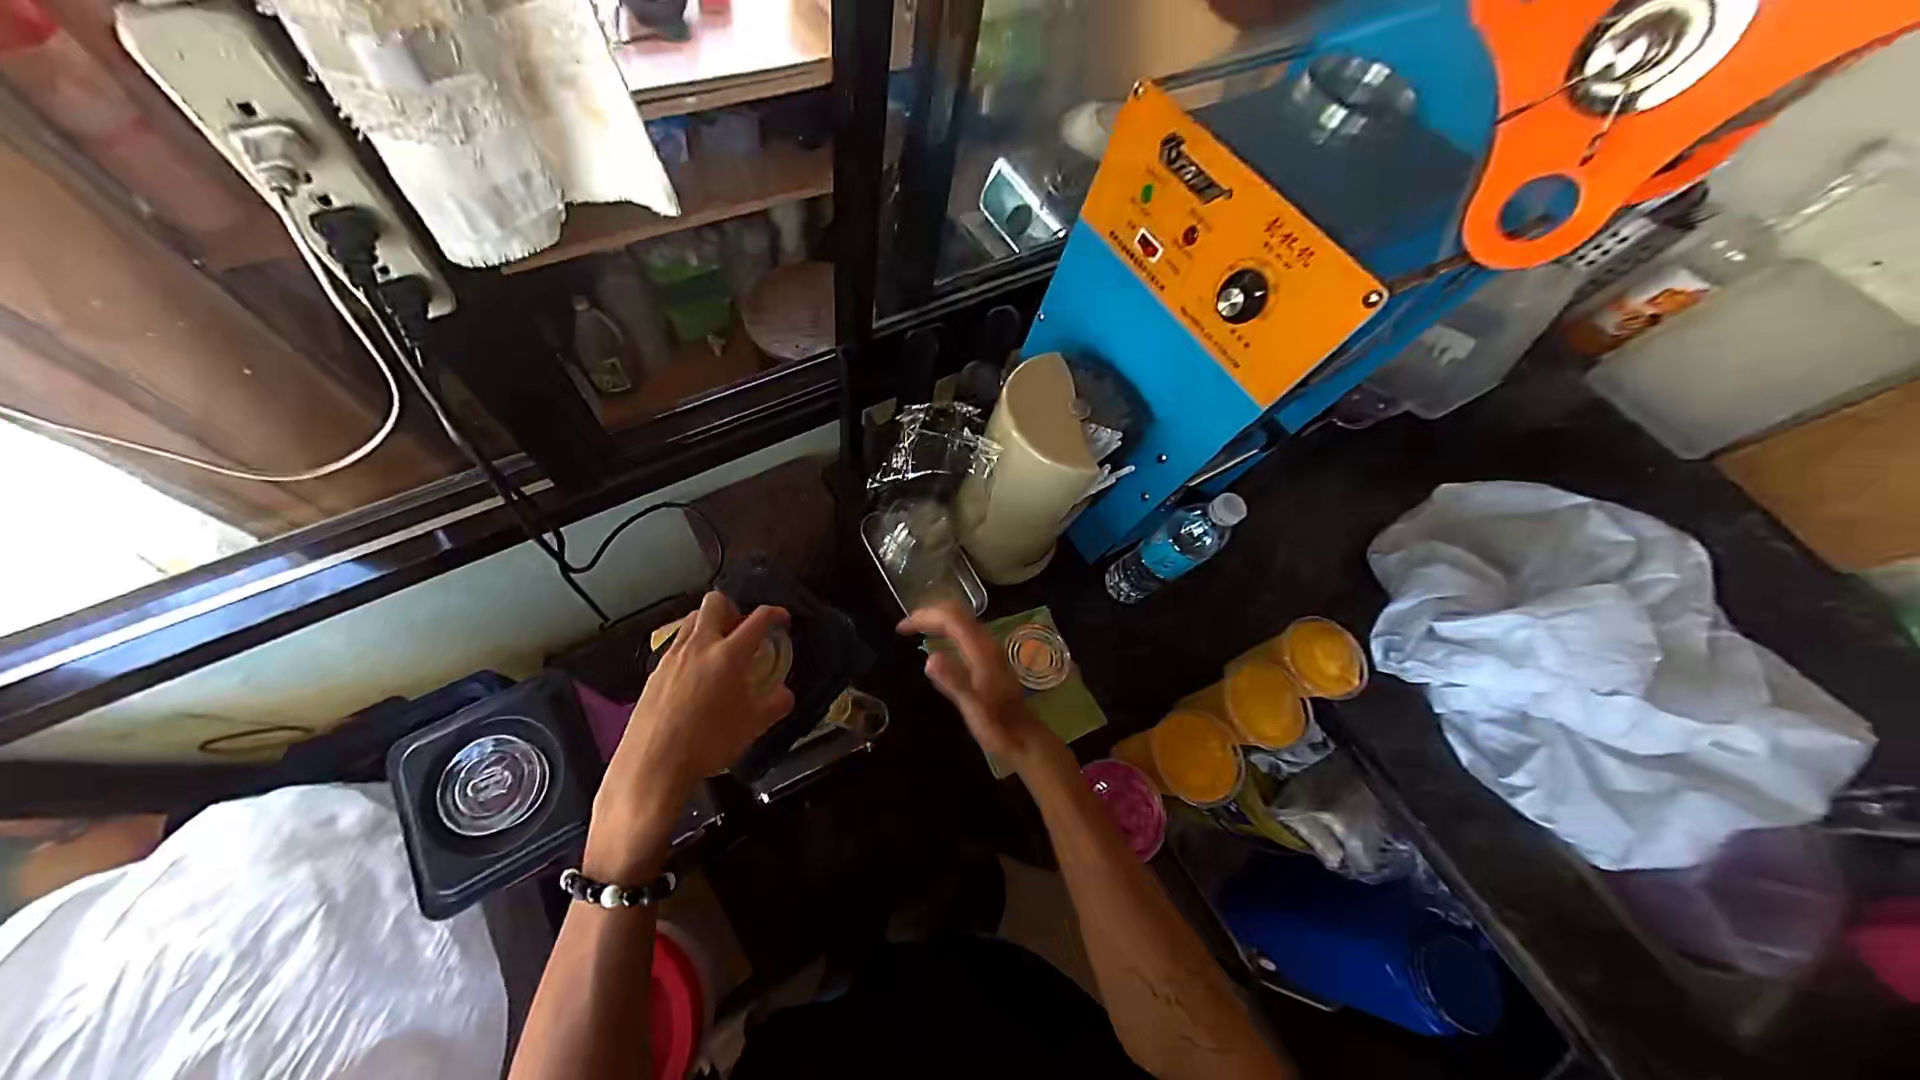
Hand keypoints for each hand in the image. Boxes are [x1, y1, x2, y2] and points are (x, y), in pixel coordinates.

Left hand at [588, 592, 793, 878]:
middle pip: (715, 602)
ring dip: (709, 626)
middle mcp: (699, 647)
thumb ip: (776, 704)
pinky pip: (676, 647)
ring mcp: (672, 658)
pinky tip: (697, 678)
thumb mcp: (754, 726)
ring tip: (720, 651)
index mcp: (730, 654)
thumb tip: (784, 695)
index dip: (775, 614)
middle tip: (742, 630)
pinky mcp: (654, 674)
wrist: (653, 766)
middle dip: (734, 609)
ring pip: (692, 621)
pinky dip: (691, 650)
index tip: (781, 620)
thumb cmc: (707, 744)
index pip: (758, 619)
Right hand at [898, 604, 1055, 765]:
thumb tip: (929, 658)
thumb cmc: (998, 728)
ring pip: (962, 619)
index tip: (901, 628)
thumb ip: (953, 682)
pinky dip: (947, 628)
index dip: (924, 617)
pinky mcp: (990, 657)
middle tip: (905, 625)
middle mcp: (987, 644)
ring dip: (938, 618)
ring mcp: (990, 649)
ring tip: (915, 629)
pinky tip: (937, 641)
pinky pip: (965, 630)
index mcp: (982, 652)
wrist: (1025, 738)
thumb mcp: (972, 709)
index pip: (951, 619)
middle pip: (957, 612)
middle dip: (929, 612)